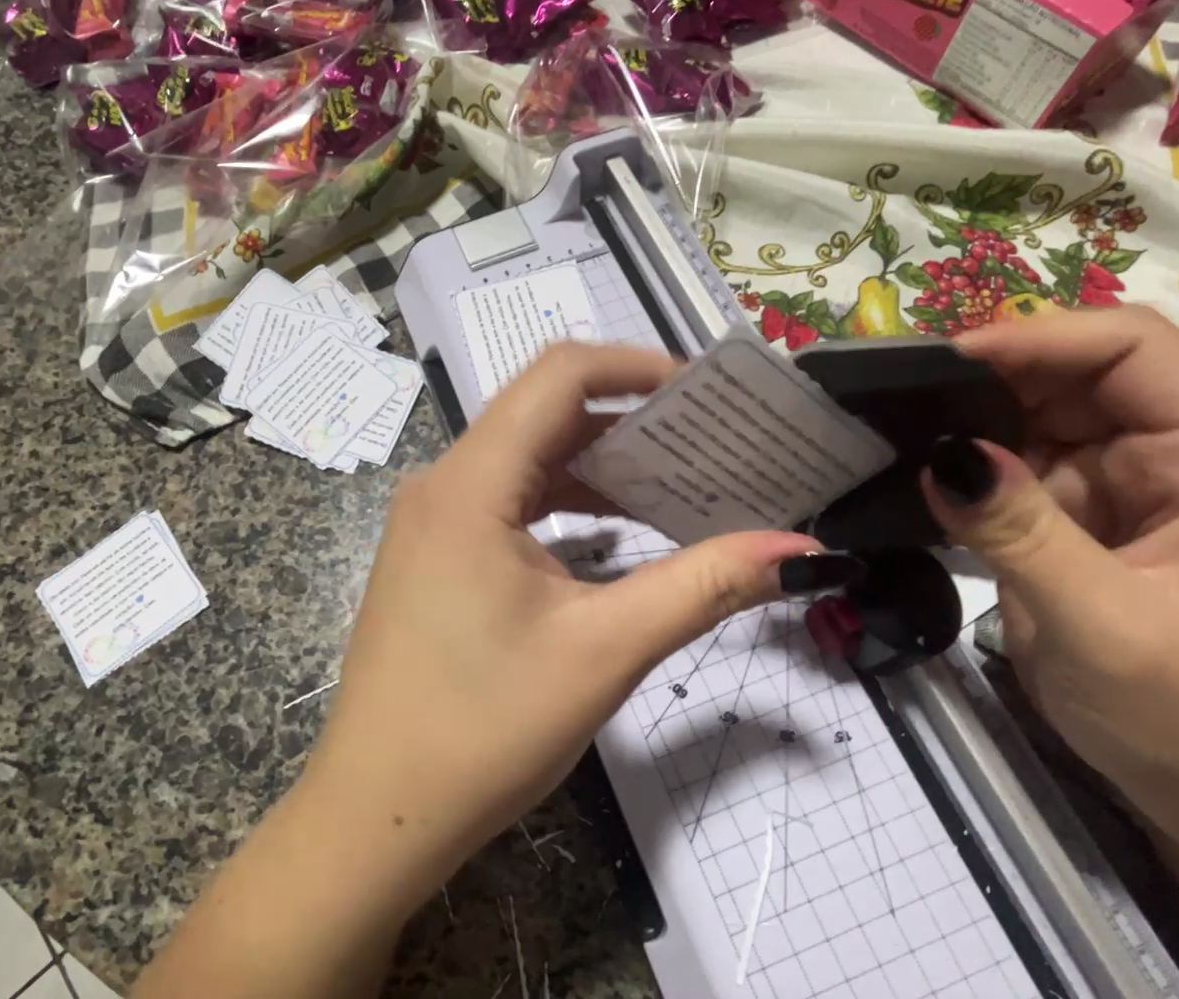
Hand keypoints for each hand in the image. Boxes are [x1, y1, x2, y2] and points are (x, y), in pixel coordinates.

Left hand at [300, 343, 820, 905]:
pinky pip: (512, 503)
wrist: (379, 813)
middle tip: (716, 443)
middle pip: (546, 414)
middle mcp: (445, 485)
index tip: (708, 394)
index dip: (638, 366)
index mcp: (471, 484)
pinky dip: (571, 504)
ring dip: (604, 467)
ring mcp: (435, 523)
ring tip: (685, 486)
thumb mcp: (604, 652)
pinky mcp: (438, 558)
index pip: (559, 376)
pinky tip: (621, 533)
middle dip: (633, 420)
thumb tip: (800, 551)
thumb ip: (703, 588)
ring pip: (530, 461)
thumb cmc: (484, 729)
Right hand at [920, 307, 1178, 853]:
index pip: (1137, 355)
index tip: (950, 358)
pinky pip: (1002, 474)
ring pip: (1027, 421)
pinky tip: (903, 470)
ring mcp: (1106, 492)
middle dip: (989, 371)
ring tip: (885, 421)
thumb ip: (1026, 537)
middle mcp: (1160, 459)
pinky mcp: (1061, 526)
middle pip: (1073, 376)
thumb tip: (942, 454)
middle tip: (894, 388)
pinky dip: (955, 467)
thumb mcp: (1110, 629)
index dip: (1047, 338)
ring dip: (962, 416)